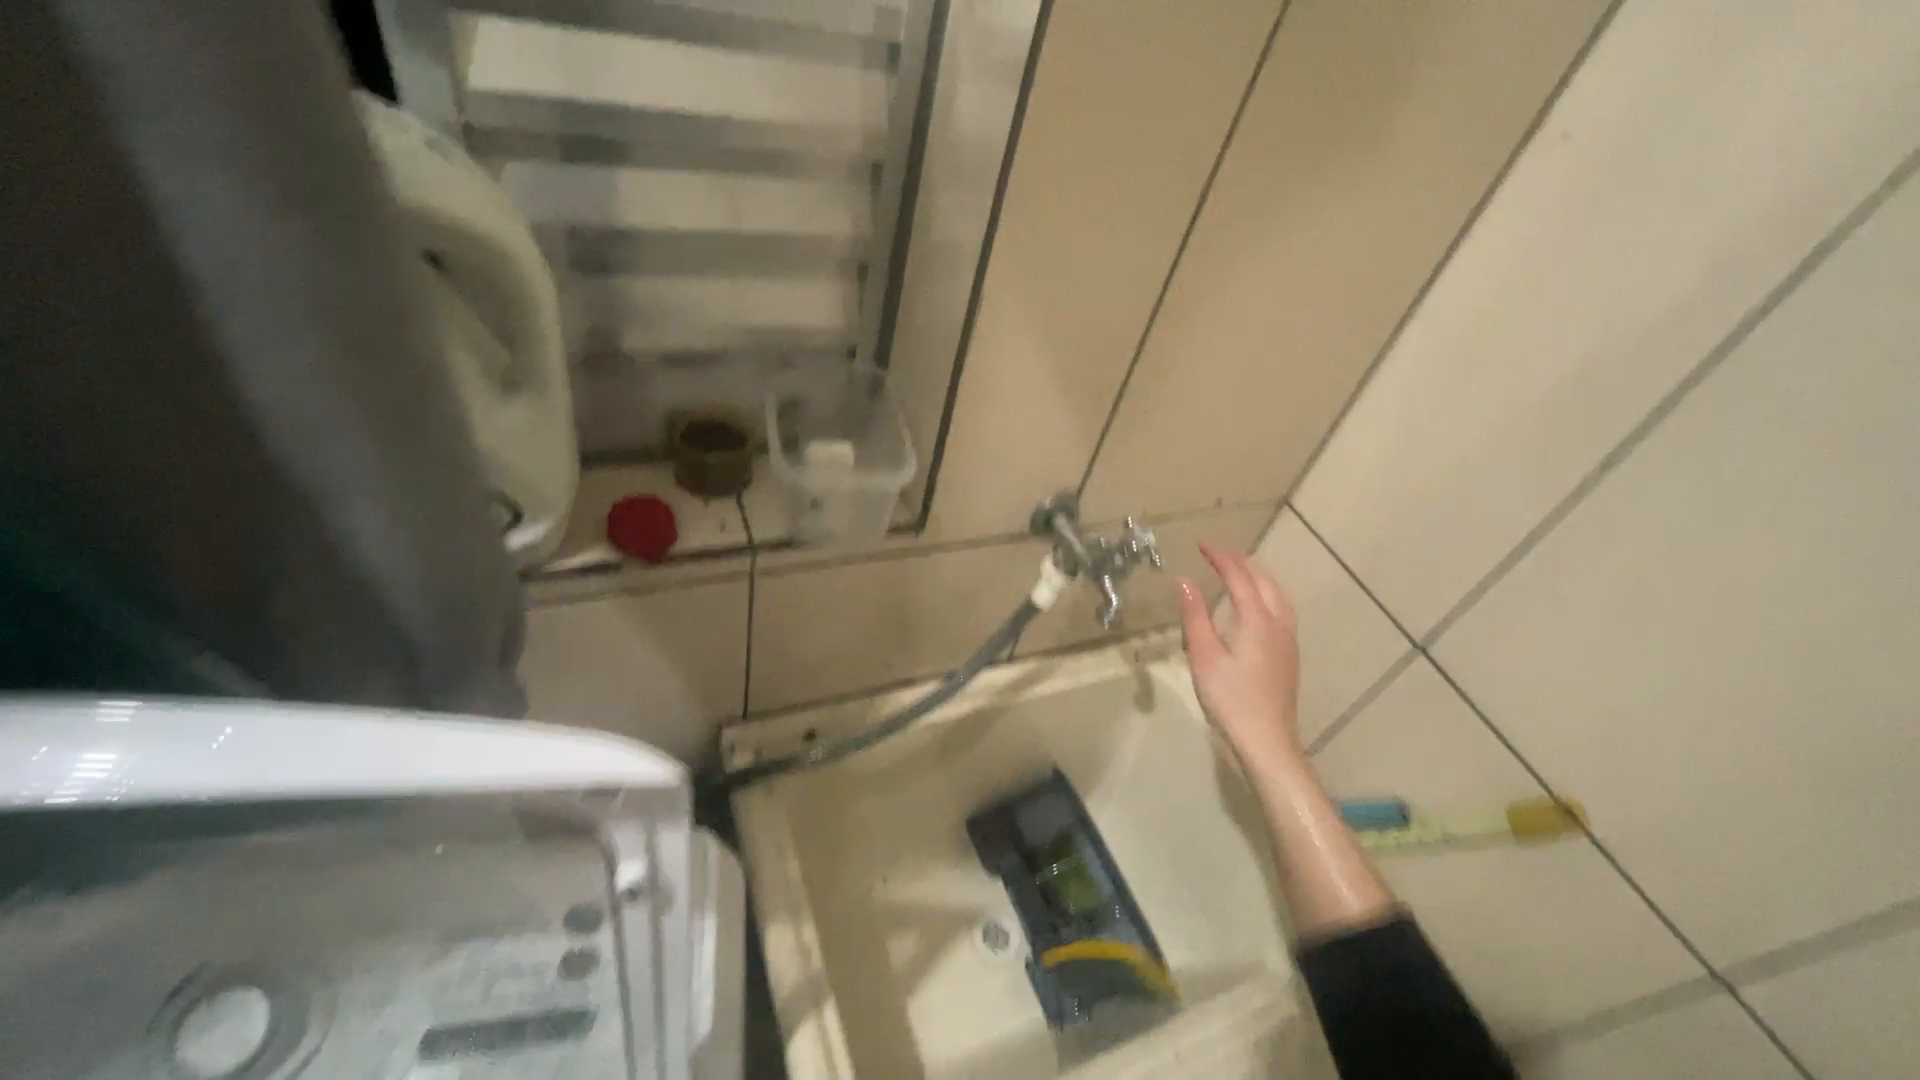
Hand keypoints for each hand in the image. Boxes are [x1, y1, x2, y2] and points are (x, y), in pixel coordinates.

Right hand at [1176, 543, 1304, 774]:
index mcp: (1257, 620)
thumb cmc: (1230, 698)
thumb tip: (1185, 581)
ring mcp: (1288, 640)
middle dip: (1241, 562)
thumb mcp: (1203, 656)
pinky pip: (1282, 609)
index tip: (1201, 545)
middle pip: (1264, 581)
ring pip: (1278, 595)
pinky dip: (1267, 594)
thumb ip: (1195, 616)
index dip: (1221, 558)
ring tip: (1239, 571)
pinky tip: (1257, 606)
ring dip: (1258, 576)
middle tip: (1218, 554)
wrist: (1267, 738)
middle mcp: (1278, 623)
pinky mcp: (1289, 655)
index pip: (1239, 577)